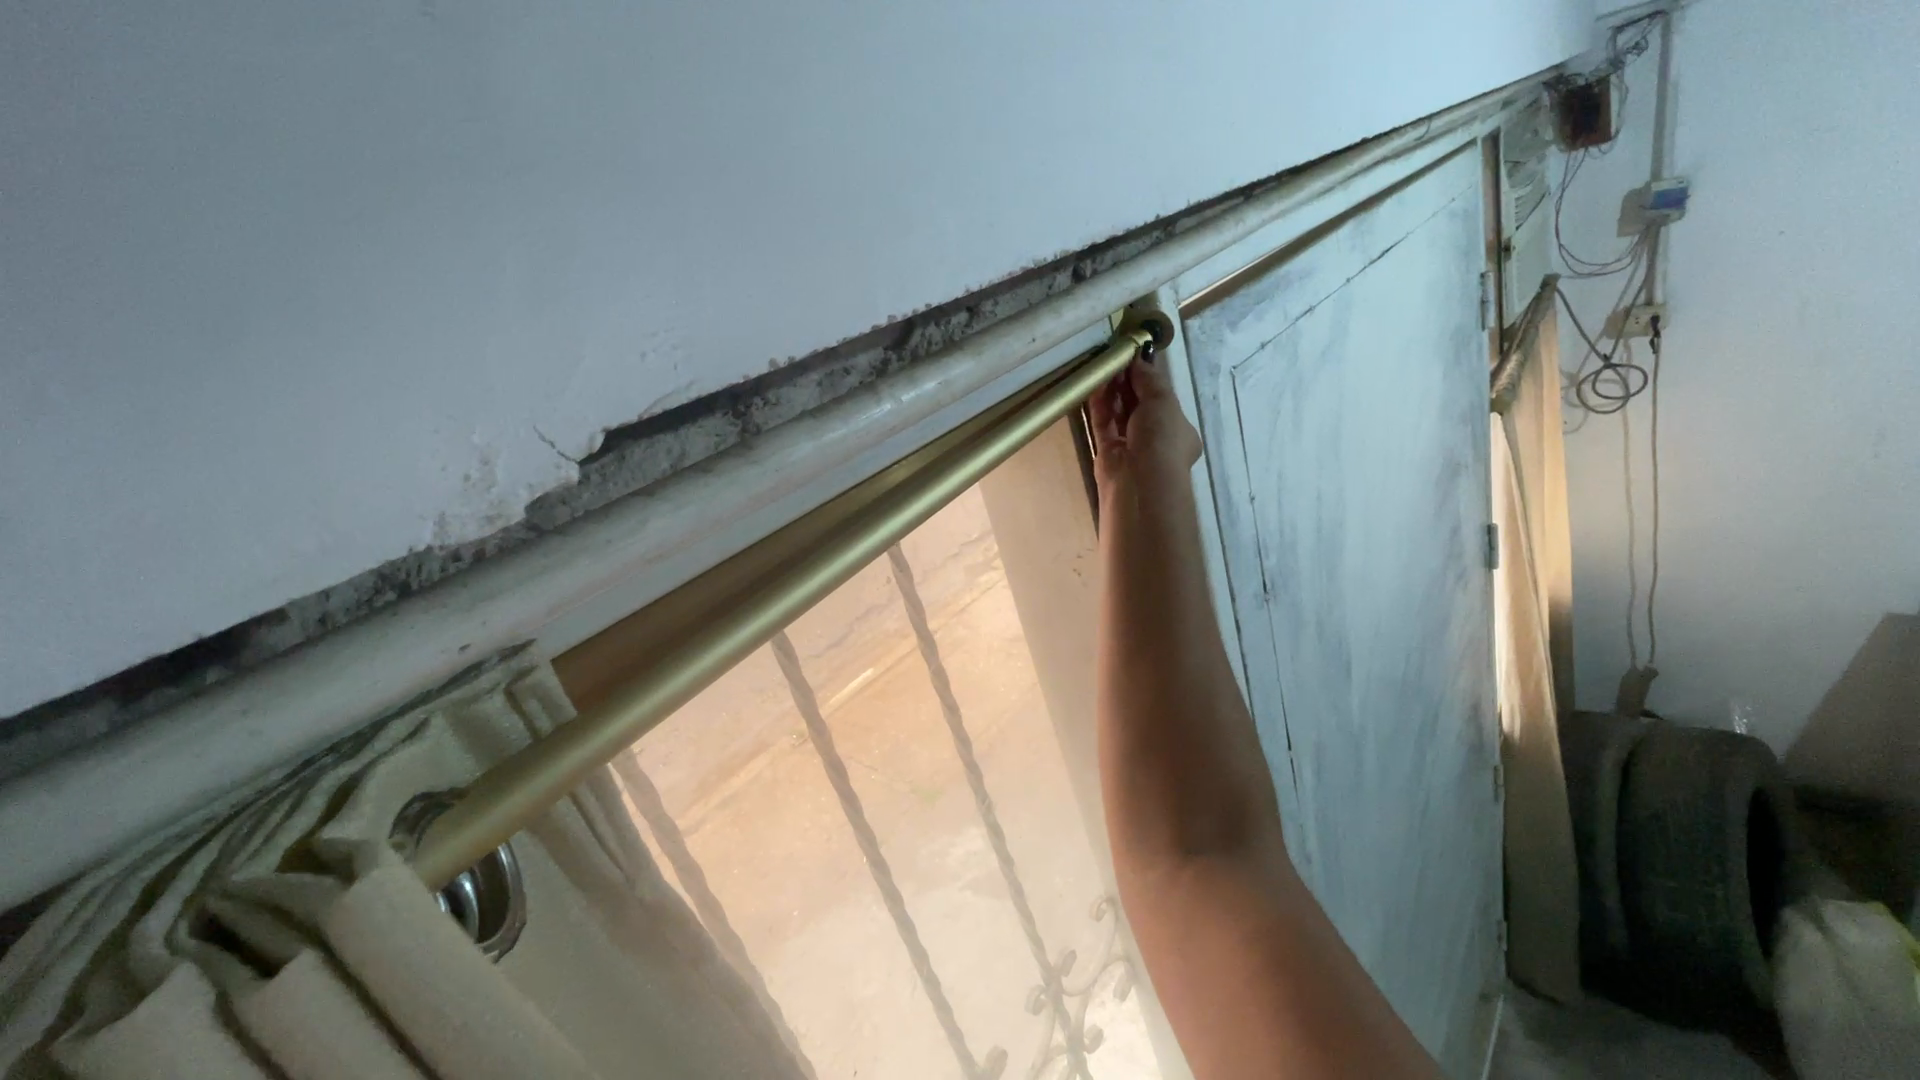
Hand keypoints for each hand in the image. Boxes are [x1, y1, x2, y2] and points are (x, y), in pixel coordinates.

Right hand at [1088, 355, 1201, 492]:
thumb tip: (1139, 358)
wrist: (1141, 484)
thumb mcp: (1163, 402)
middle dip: (1127, 382)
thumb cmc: (1162, 440)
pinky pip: (1102, 424)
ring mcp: (1131, 448)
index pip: (1162, 399)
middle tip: (1113, 358)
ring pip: (1119, 414)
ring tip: (1101, 367)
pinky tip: (1093, 386)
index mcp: (1179, 430)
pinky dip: (1099, 406)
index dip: (1148, 378)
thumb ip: (1150, 378)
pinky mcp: (1107, 454)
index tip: (1133, 357)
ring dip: (1112, 391)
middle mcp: (1156, 439)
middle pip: (1139, 405)